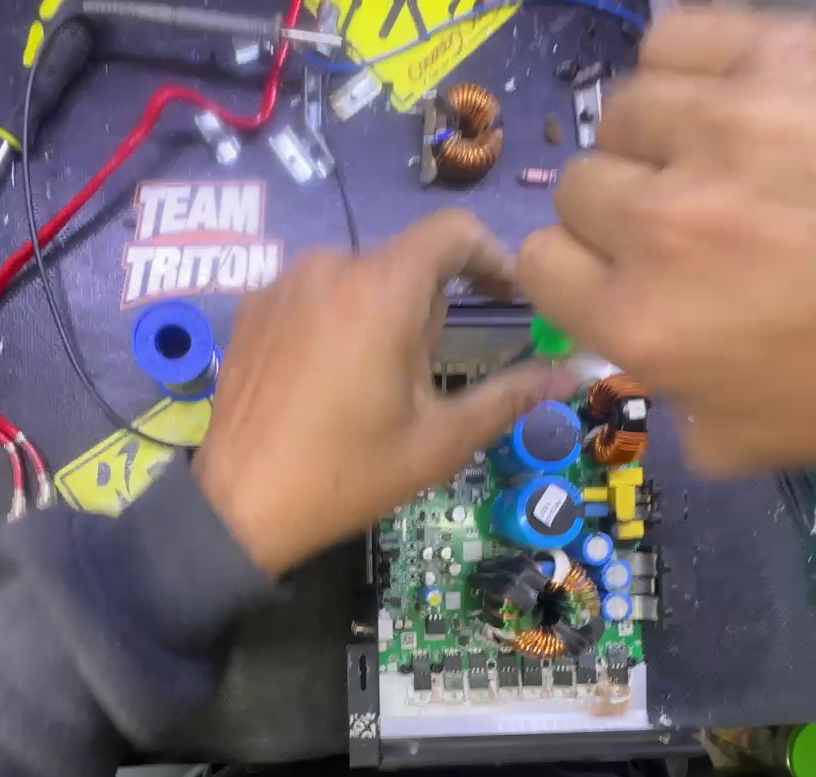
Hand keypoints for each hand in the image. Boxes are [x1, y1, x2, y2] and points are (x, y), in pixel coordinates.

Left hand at [197, 210, 577, 574]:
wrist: (242, 506)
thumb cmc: (349, 475)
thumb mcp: (439, 441)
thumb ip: (511, 396)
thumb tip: (573, 372)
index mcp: (381, 289)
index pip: (454, 233)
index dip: (492, 258)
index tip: (507, 298)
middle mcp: (328, 266)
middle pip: (405, 265)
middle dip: (426, 313)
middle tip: (416, 385)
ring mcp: (281, 284)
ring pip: (358, 282)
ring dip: (380, 319)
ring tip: (365, 391)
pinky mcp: (251, 308)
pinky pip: (314, 297)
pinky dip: (334, 325)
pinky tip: (321, 385)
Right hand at [518, 11, 815, 496]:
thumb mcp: (739, 441)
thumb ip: (663, 396)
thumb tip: (651, 355)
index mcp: (637, 321)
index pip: (538, 263)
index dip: (573, 270)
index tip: (613, 271)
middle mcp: (658, 224)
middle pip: (577, 187)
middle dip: (615, 210)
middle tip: (682, 222)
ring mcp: (720, 131)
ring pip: (620, 111)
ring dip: (652, 139)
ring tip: (715, 155)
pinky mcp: (789, 55)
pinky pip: (678, 35)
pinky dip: (686, 63)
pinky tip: (729, 93)